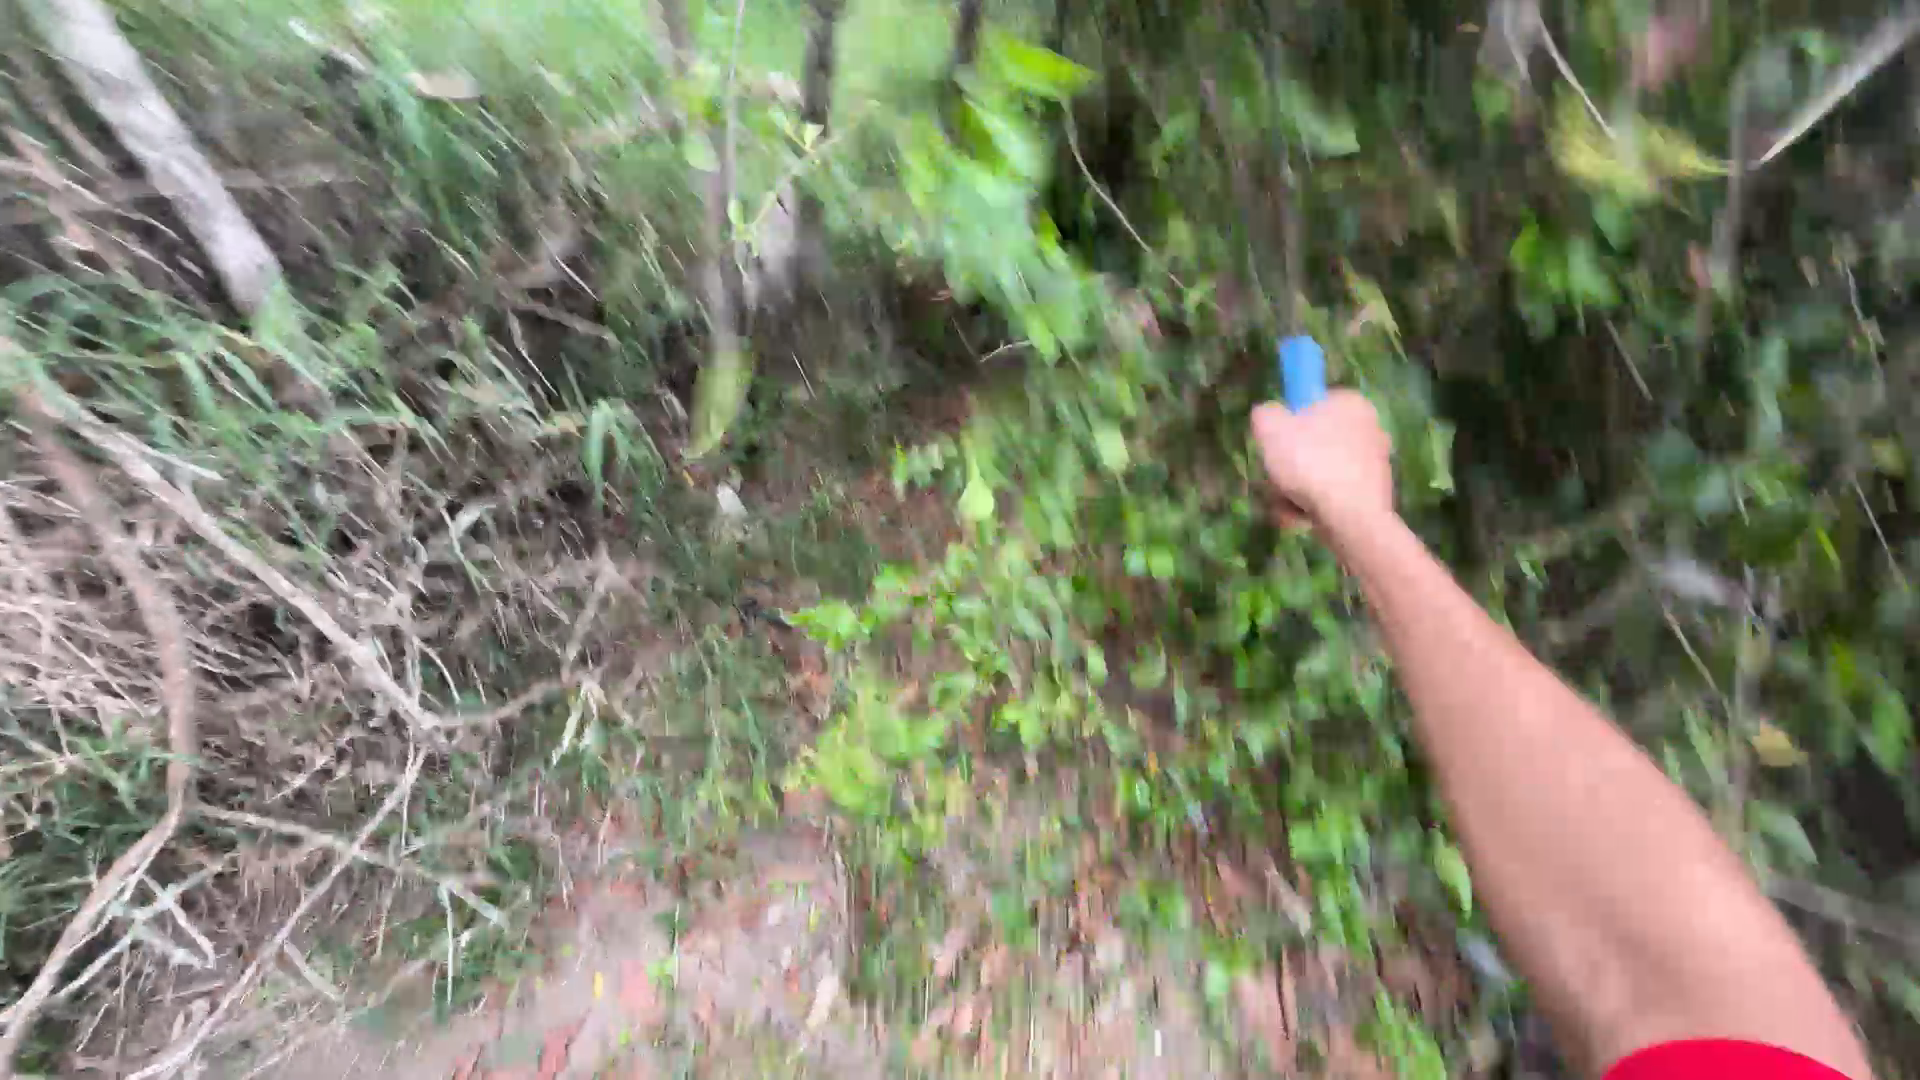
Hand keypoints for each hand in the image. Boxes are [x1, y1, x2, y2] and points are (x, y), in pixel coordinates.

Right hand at [1250, 390, 1393, 533]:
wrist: (1351, 515)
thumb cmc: (1310, 463)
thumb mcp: (1270, 429)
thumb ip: (1264, 413)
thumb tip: (1269, 415)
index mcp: (1350, 402)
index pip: (1311, 403)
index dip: (1288, 424)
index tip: (1276, 444)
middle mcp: (1369, 426)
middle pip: (1312, 442)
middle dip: (1288, 464)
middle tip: (1275, 478)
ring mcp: (1374, 460)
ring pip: (1319, 470)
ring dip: (1295, 488)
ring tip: (1286, 503)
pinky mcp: (1372, 491)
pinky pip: (1332, 492)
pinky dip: (1313, 503)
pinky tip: (1301, 515)